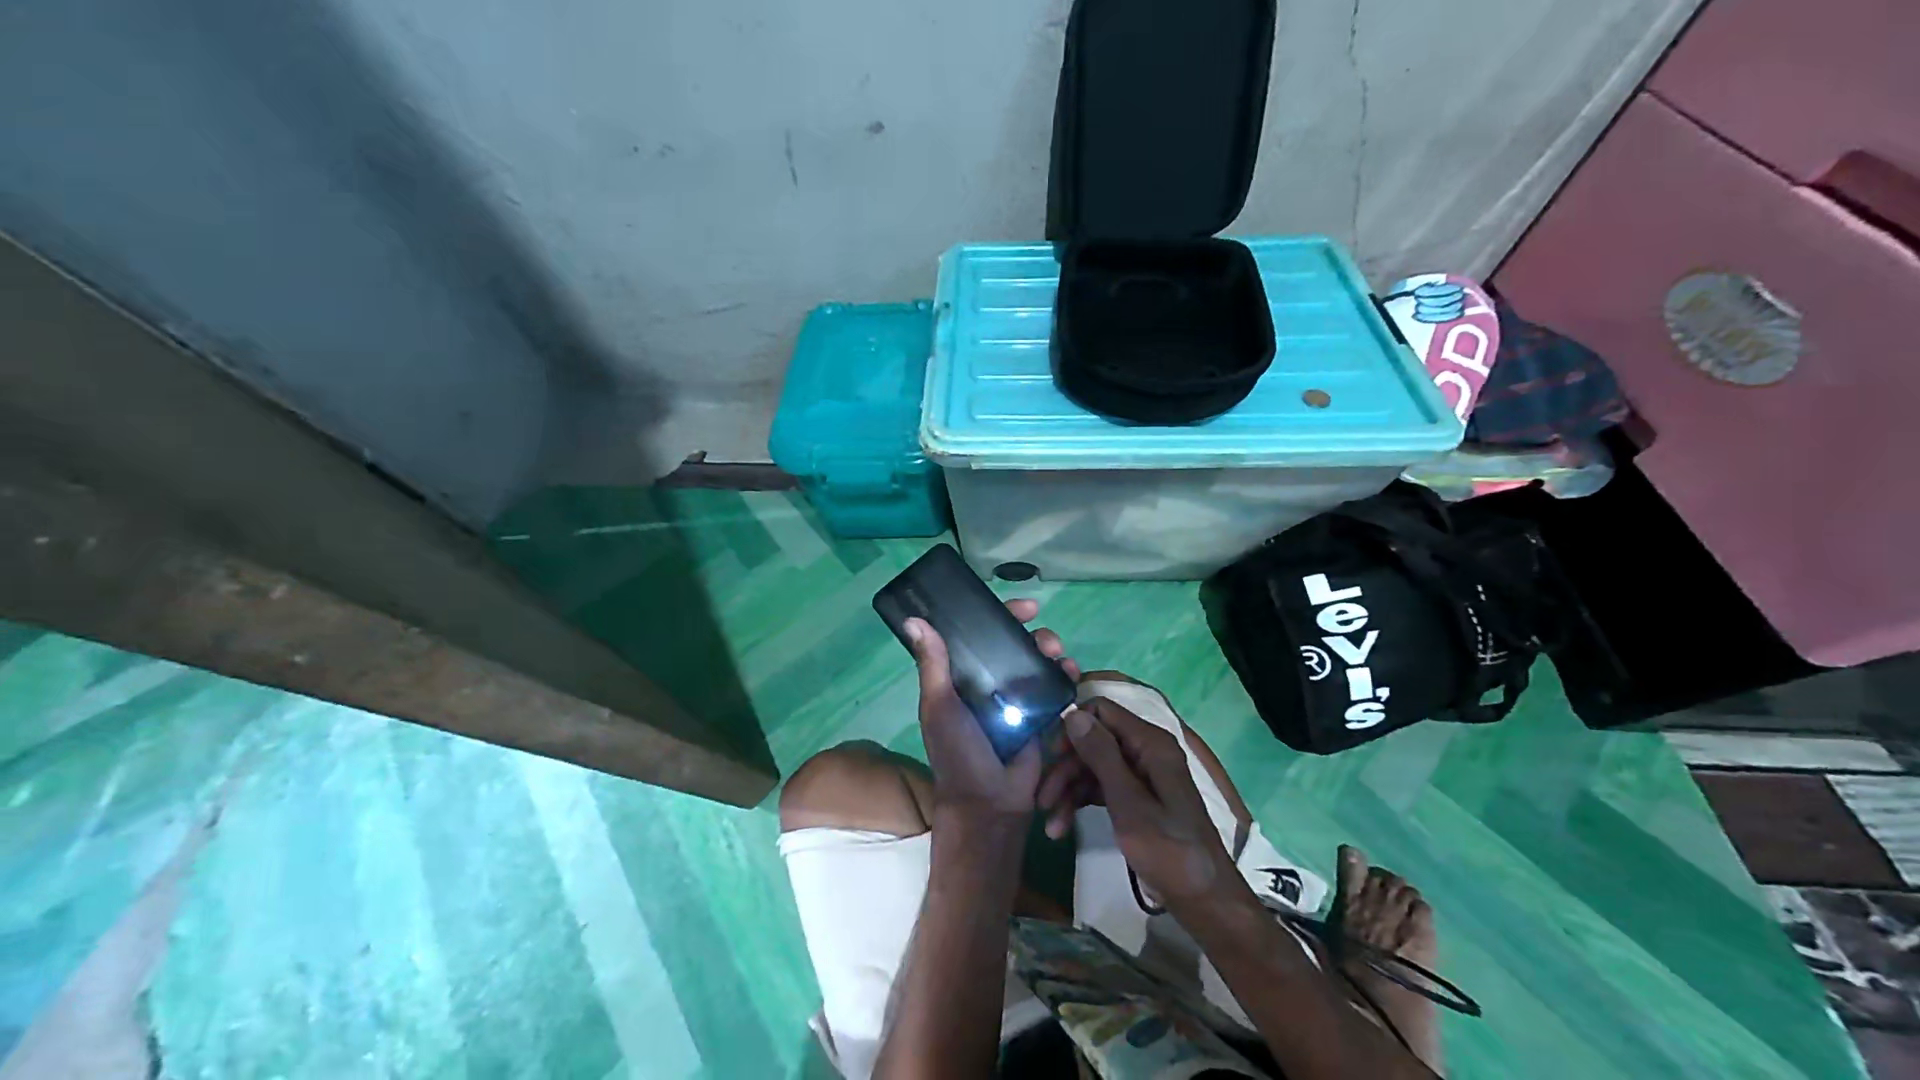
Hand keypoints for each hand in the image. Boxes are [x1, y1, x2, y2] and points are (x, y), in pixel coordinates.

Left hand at [903, 600, 1078, 823]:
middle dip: (1035, 635)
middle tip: (1047, 639)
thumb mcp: (940, 706)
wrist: (989, 803)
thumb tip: (914, 619)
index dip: (1002, 616)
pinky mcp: (1038, 716)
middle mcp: (989, 682)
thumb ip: (932, 665)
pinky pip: (1054, 688)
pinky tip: (1071, 674)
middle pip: (1016, 645)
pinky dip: (1065, 676)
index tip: (1026, 607)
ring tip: (1061, 658)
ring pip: (1038, 663)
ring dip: (1053, 653)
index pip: (982, 635)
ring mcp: (1016, 699)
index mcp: (962, 677)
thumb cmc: (957, 753)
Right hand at [1061, 698, 1242, 906]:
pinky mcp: (1138, 798)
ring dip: (1069, 790)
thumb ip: (1101, 755)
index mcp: (1150, 743)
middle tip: (1042, 799)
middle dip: (1065, 768)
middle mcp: (1146, 751)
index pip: (1102, 711)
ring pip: (1094, 767)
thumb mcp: (1128, 802)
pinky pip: (1102, 787)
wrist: (1203, 900)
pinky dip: (1082, 802)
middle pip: (1094, 741)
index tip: (1049, 755)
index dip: (1072, 728)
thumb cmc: (1167, 849)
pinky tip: (1062, 826)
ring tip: (1051, 825)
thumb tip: (1073, 714)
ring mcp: (1142, 775)